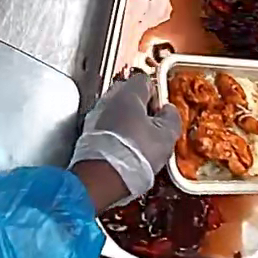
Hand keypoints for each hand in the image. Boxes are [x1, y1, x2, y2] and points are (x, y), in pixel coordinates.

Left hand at [70, 73, 180, 206]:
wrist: (102, 177)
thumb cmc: (137, 152)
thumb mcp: (165, 136)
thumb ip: (171, 118)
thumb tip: (169, 109)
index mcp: (128, 93)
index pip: (144, 80)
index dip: (156, 94)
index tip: (161, 113)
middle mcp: (108, 98)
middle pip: (127, 93)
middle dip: (140, 107)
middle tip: (151, 128)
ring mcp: (95, 114)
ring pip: (115, 110)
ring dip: (125, 120)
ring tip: (137, 142)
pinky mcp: (86, 131)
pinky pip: (104, 125)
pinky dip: (113, 133)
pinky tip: (122, 149)